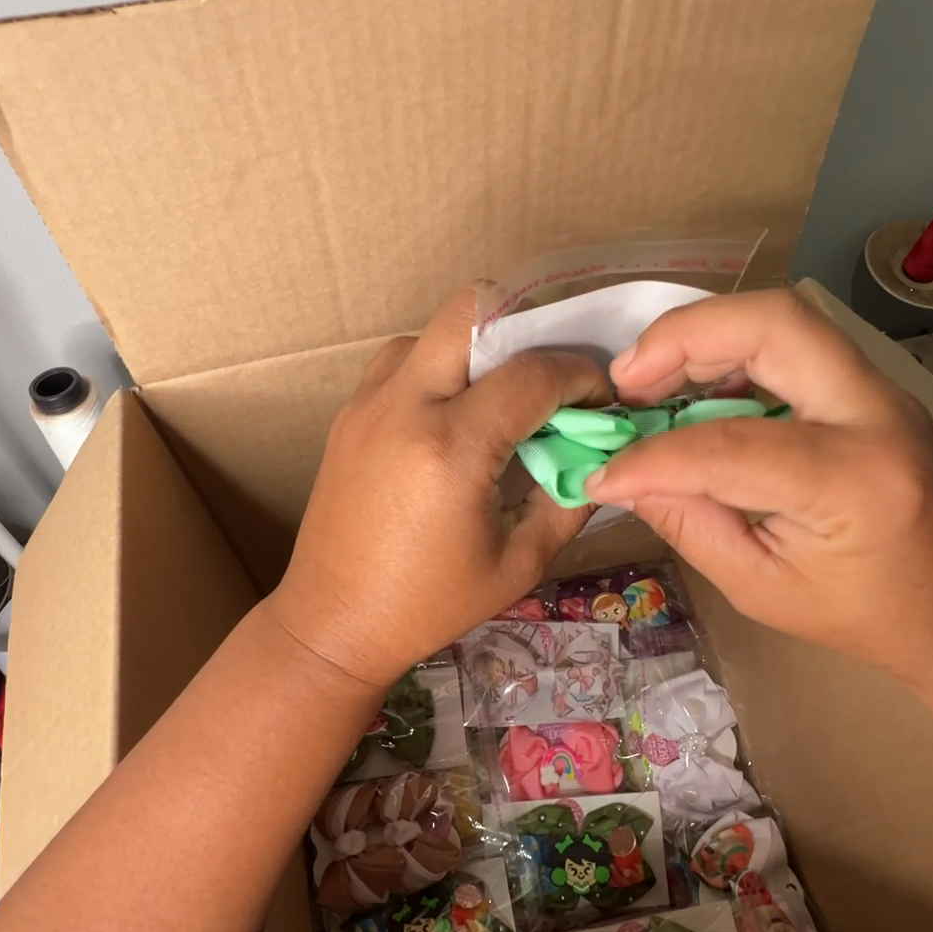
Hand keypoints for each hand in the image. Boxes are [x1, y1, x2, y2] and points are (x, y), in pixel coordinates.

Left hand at [264, 286, 611, 688]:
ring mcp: (367, 403)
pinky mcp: (349, 414)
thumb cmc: (429, 603)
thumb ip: (568, 502)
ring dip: (477, 346)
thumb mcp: (519, 564)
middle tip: (549, 377)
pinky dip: (439, 367)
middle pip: (470, 310)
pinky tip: (455, 415)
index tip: (598, 398)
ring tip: (501, 398)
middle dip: (527, 326)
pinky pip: (402, 359)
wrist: (334, 621)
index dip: (579, 375)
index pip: (531, 373)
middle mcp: (404, 406)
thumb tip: (598, 455)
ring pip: (433, 330)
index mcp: (451, 447)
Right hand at [586, 287, 932, 691]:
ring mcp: (881, 390)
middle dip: (682, 338)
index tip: (602, 471)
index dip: (650, 456)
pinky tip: (695, 389)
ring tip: (649, 382)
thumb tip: (623, 478)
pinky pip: (792, 341)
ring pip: (782, 317)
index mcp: (853, 483)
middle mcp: (877, 415)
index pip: (727, 447)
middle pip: (773, 323)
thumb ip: (687, 523)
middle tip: (625, 382)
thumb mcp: (758, 587)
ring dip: (703, 337)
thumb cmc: (861, 615)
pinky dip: (730, 351)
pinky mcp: (870, 385)